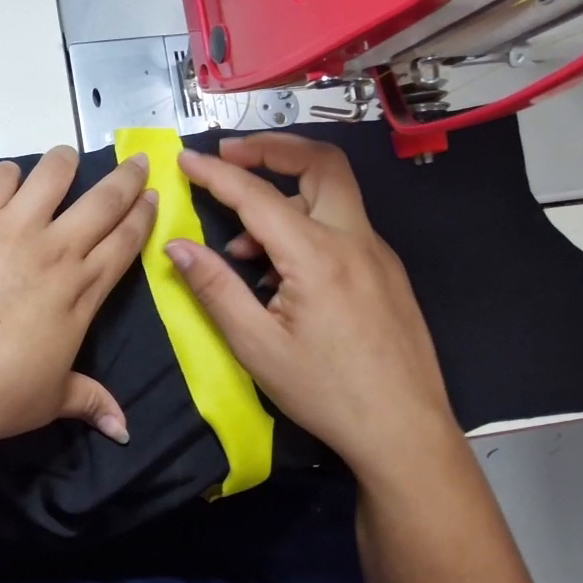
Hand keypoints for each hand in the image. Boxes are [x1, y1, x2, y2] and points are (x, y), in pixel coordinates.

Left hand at [0, 147, 155, 450]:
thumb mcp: (51, 400)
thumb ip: (90, 401)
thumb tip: (123, 431)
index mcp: (84, 289)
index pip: (126, 241)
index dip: (143, 214)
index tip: (152, 194)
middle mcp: (58, 248)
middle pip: (104, 200)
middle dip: (126, 177)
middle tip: (137, 160)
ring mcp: (15, 225)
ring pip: (54, 173)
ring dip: (64, 162)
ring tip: (65, 159)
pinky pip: (0, 176)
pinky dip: (7, 174)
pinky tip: (5, 180)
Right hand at [164, 134, 455, 475]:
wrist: (406, 434)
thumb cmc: (325, 392)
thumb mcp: (256, 345)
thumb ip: (215, 287)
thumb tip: (177, 245)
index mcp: (317, 256)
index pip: (257, 196)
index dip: (215, 173)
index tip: (184, 159)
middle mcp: (354, 241)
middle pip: (321, 162)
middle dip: (272, 148)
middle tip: (230, 154)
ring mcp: (377, 255)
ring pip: (333, 194)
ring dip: (286, 194)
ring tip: (242, 244)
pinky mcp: (386, 273)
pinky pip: (341, 227)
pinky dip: (304, 225)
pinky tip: (278, 273)